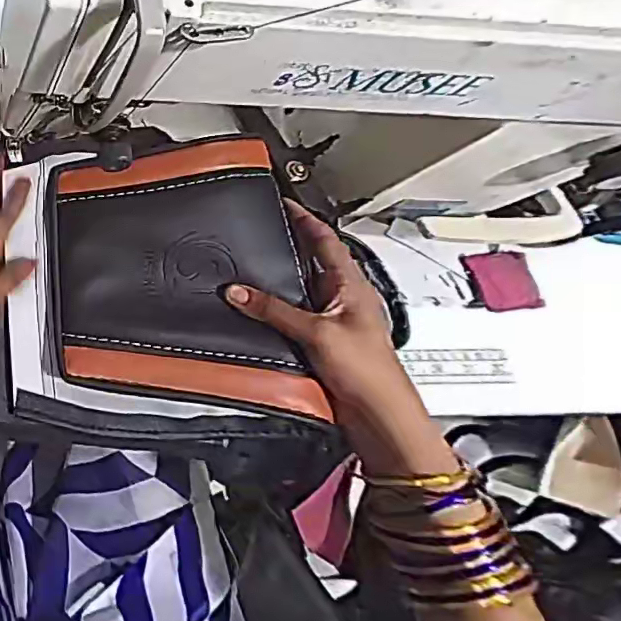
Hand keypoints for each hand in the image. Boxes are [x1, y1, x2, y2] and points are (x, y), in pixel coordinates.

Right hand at [226, 200, 455, 474]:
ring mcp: (332, 320)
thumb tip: (239, 291)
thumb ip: (274, 310)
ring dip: (279, 280)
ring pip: (300, 289)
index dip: (305, 218)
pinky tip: (259, 309)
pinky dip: (275, 309)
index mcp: (352, 285)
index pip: (326, 239)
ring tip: (254, 264)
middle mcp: (343, 298)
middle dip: (288, 245)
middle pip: (312, 261)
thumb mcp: (317, 332)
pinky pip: (293, 316)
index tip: (285, 202)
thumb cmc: (371, 373)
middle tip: (263, 228)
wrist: (381, 418)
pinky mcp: (322, 342)